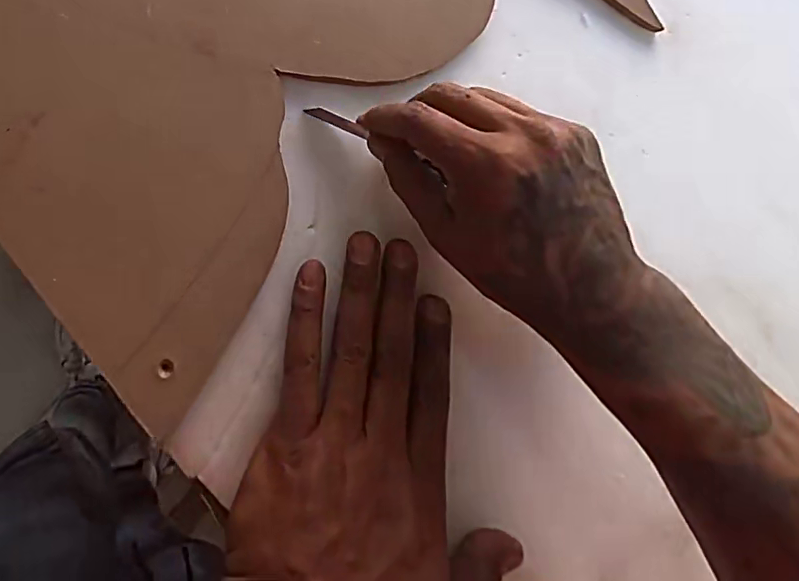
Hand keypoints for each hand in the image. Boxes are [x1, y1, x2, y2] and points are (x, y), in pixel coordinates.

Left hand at [225, 232, 522, 580]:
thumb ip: (472, 566)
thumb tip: (509, 544)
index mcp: (414, 483)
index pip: (429, 397)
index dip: (433, 345)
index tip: (435, 303)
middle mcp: (379, 449)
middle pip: (393, 359)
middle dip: (396, 299)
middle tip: (401, 249)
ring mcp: (333, 438)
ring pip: (353, 352)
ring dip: (360, 294)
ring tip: (364, 248)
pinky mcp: (289, 439)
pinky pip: (300, 368)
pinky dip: (306, 320)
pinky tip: (311, 280)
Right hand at [358, 84, 644, 354]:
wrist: (596, 291)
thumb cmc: (517, 274)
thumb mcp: (443, 232)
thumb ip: (406, 178)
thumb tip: (384, 142)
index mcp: (485, 164)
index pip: (417, 117)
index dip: (385, 117)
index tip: (371, 123)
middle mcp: (522, 135)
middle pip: (447, 94)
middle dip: (415, 109)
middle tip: (405, 136)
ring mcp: (552, 129)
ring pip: (480, 96)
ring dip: (452, 112)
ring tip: (447, 146)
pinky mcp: (573, 132)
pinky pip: (514, 110)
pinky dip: (489, 122)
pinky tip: (488, 153)